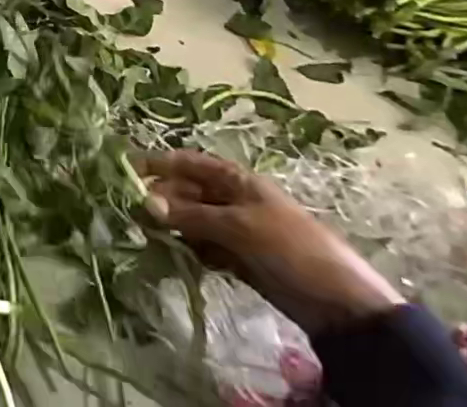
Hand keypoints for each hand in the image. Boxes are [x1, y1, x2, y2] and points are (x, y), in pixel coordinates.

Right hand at [138, 149, 402, 333]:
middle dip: (161, 200)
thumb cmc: (290, 248)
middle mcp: (231, 198)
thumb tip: (145, 203)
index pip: (187, 162)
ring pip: (191, 220)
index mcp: (235, 179)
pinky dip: (188, 251)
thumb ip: (191, 215)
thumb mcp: (238, 226)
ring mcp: (235, 228)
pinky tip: (174, 258)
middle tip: (133, 214)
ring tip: (149, 239)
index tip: (124, 169)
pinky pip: (203, 246)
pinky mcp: (239, 258)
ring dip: (172, 228)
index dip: (157, 163)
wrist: (342, 305)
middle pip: (186, 191)